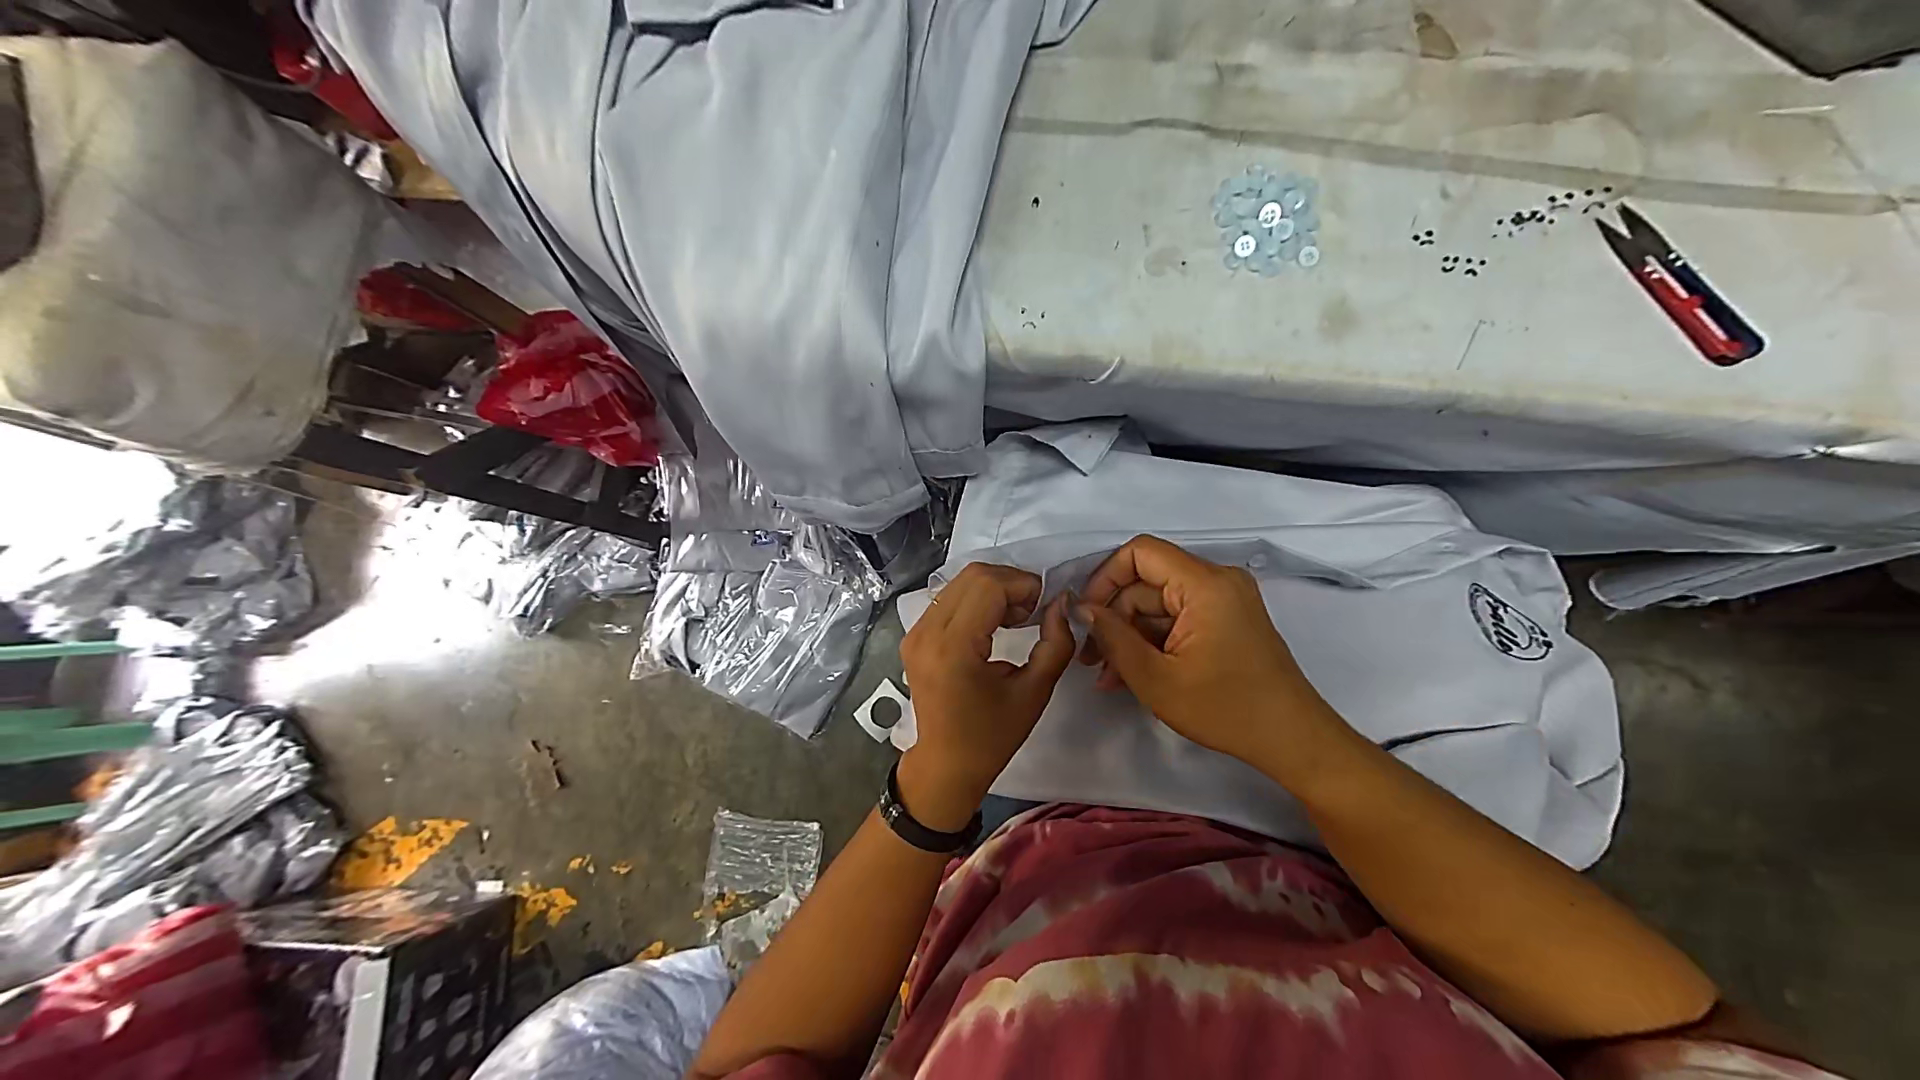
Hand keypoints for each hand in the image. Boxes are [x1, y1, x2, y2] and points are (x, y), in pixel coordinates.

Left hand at [897, 563, 1073, 830]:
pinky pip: (948, 598)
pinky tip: (993, 624)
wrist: (946, 764)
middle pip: (972, 576)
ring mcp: (915, 633)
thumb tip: (1062, 602)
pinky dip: (976, 600)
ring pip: (959, 582)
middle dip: (1010, 584)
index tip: (1044, 607)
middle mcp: (926, 633)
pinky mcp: (914, 636)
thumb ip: (1056, 643)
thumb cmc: (992, 736)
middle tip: (1032, 612)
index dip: (1023, 586)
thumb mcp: (1034, 692)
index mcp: (953, 648)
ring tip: (1016, 618)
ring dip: (993, 589)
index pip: (988, 586)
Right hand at [1077, 535, 1347, 768]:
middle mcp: (1217, 581)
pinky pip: (1177, 618)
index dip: (1104, 578)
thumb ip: (1111, 636)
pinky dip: (1152, 641)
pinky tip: (1131, 673)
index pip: (1140, 553)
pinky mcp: (1226, 620)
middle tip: (1090, 658)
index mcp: (1206, 584)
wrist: (1291, 741)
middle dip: (1114, 617)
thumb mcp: (1154, 677)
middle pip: (1147, 582)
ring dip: (1130, 635)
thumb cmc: (1225, 709)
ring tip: (1108, 676)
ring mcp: (1224, 600)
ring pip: (1157, 604)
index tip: (1086, 614)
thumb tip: (1080, 608)